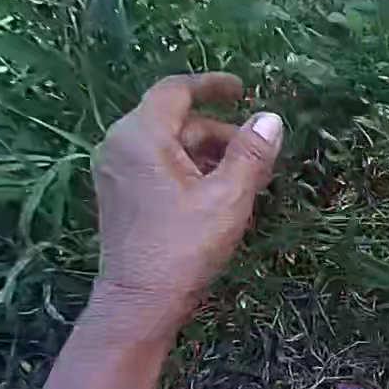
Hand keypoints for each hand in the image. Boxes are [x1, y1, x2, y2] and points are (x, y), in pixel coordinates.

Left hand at [38, 74, 284, 388]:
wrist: (139, 303)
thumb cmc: (184, 247)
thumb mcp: (228, 198)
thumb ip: (251, 154)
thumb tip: (272, 118)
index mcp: (141, 135)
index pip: (176, 90)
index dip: (213, 85)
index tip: (243, 90)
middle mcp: (120, 146)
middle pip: (176, 123)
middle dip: (219, 133)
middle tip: (258, 155)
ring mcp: (116, 174)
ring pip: (169, 148)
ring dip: (207, 156)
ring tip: (244, 180)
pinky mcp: (120, 198)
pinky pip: (158, 169)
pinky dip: (189, 172)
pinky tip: (217, 196)